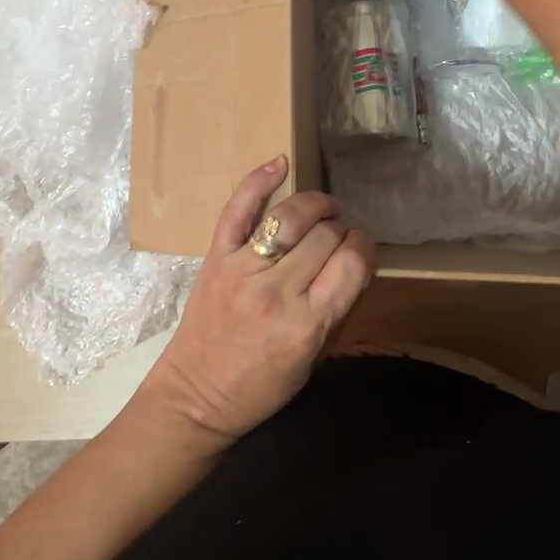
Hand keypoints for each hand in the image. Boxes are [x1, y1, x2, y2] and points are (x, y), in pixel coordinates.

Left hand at [133, 156, 374, 447]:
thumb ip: (338, 309)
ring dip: (316, 206)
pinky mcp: (216, 257)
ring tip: (323, 210)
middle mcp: (277, 291)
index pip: (353, 263)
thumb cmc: (261, 388)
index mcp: (308, 325)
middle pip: (326, 235)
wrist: (195, 395)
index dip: (364, 247)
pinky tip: (280, 164)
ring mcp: (242, 269)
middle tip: (339, 237)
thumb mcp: (315, 360)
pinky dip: (260, 181)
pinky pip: (238, 209)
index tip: (361, 248)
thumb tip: (354, 262)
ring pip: (291, 216)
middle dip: (342, 229)